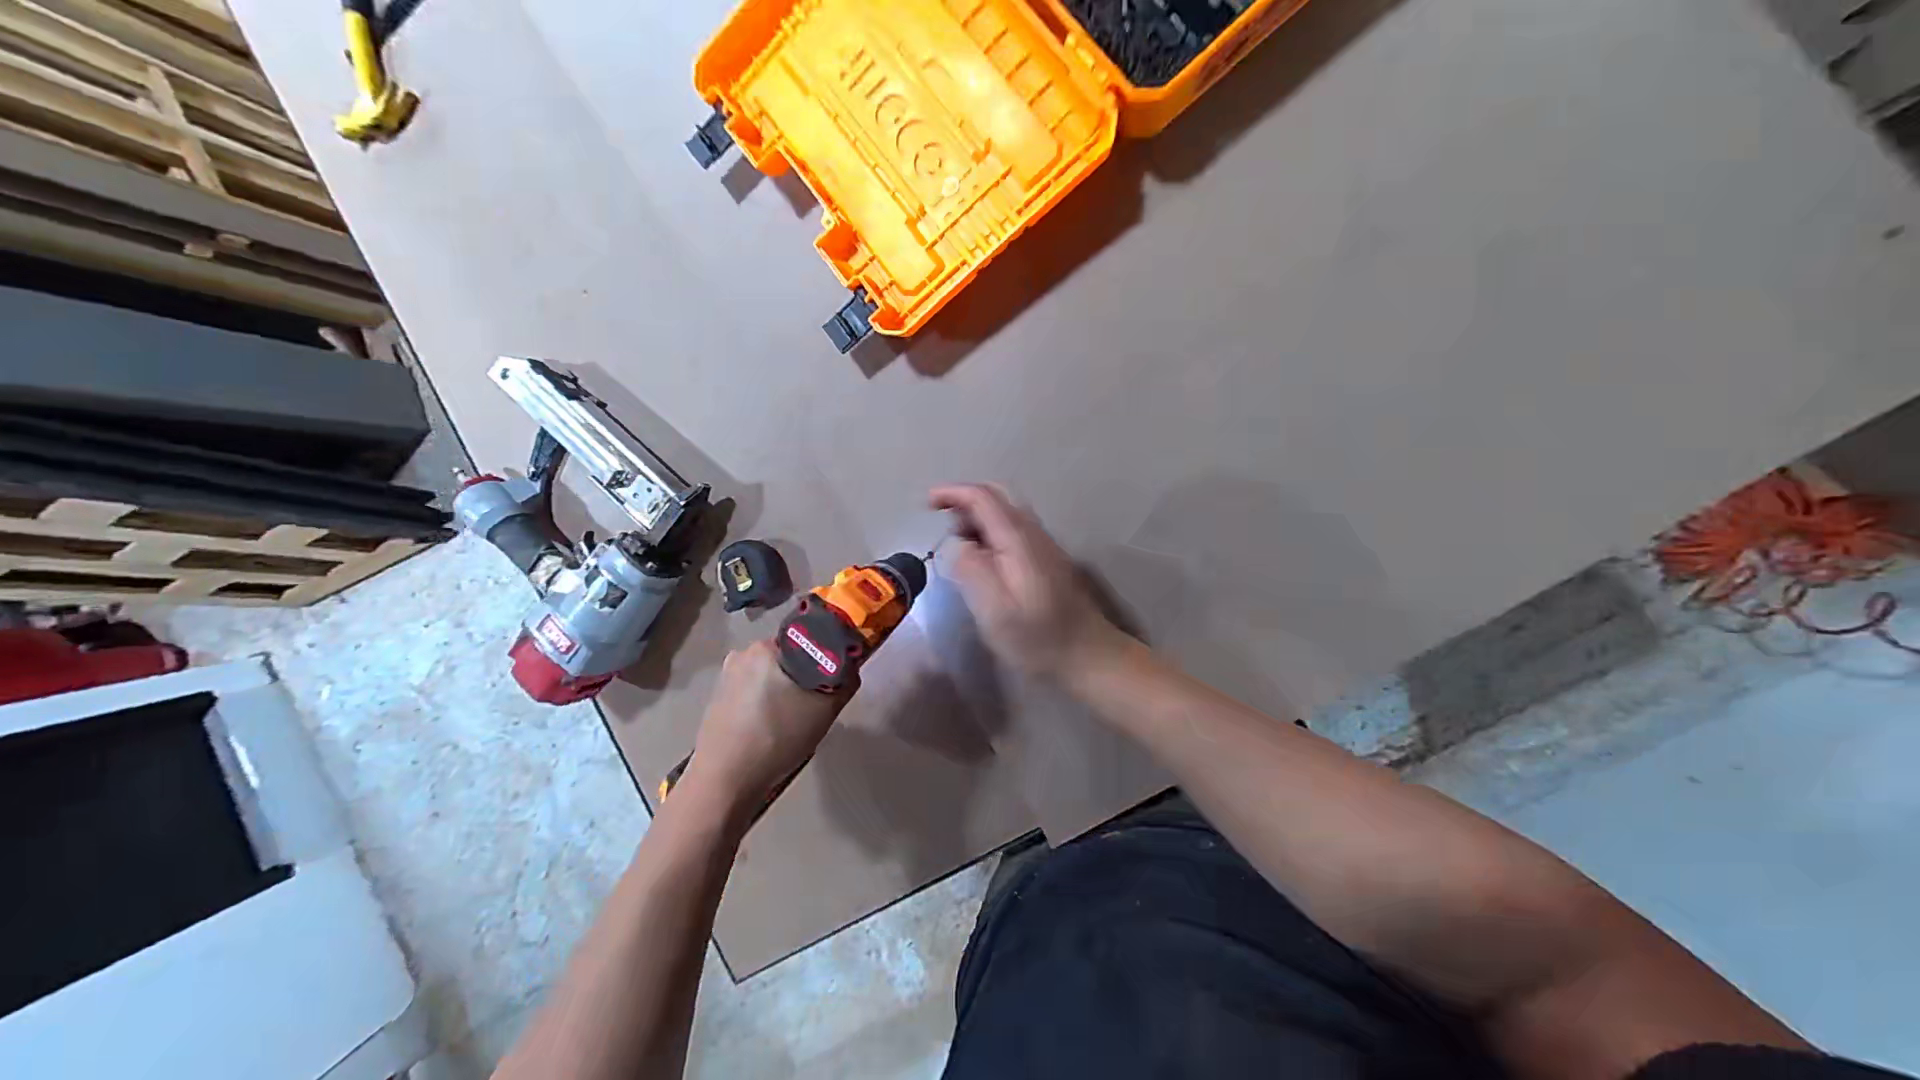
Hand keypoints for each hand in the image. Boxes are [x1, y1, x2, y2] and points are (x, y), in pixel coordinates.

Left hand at [684, 640, 846, 814]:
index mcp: (766, 647)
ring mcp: (726, 676)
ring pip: (771, 675)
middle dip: (805, 675)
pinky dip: (767, 702)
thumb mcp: (826, 710)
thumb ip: (845, 682)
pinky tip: (773, 727)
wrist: (725, 781)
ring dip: (785, 690)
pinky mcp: (718, 698)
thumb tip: (851, 668)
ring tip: (794, 720)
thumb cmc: (777, 738)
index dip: (827, 656)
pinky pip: (754, 690)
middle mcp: (742, 653)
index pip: (808, 638)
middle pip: (789, 657)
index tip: (833, 680)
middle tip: (816, 703)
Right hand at [930, 483, 1126, 681]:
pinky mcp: (1047, 559)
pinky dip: (991, 531)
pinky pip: (1014, 529)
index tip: (927, 503)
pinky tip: (983, 558)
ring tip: (958, 544)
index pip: (983, 497)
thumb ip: (971, 569)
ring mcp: (1044, 545)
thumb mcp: (995, 610)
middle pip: (998, 495)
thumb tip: (957, 543)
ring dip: (978, 517)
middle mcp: (1033, 533)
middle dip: (965, 500)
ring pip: (1007, 511)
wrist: (1089, 654)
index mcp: (1017, 539)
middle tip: (941, 521)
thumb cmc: (1038, 638)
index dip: (952, 493)